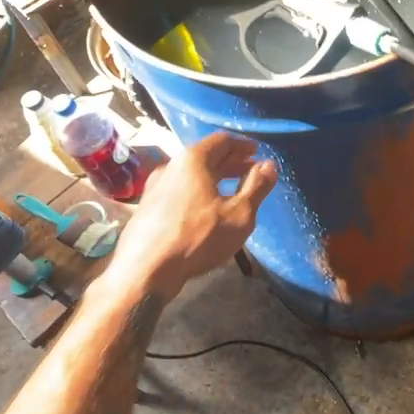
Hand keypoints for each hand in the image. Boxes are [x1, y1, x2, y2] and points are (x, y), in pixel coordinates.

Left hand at [111, 133, 275, 295]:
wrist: (144, 272)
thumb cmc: (198, 237)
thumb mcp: (239, 214)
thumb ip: (257, 187)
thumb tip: (270, 165)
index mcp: (193, 160)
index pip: (222, 140)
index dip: (243, 145)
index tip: (257, 153)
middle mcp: (170, 166)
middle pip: (205, 156)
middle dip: (230, 162)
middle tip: (250, 171)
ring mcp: (155, 188)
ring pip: (191, 175)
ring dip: (214, 178)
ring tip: (231, 191)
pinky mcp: (147, 208)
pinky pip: (180, 190)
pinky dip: (198, 192)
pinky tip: (207, 210)